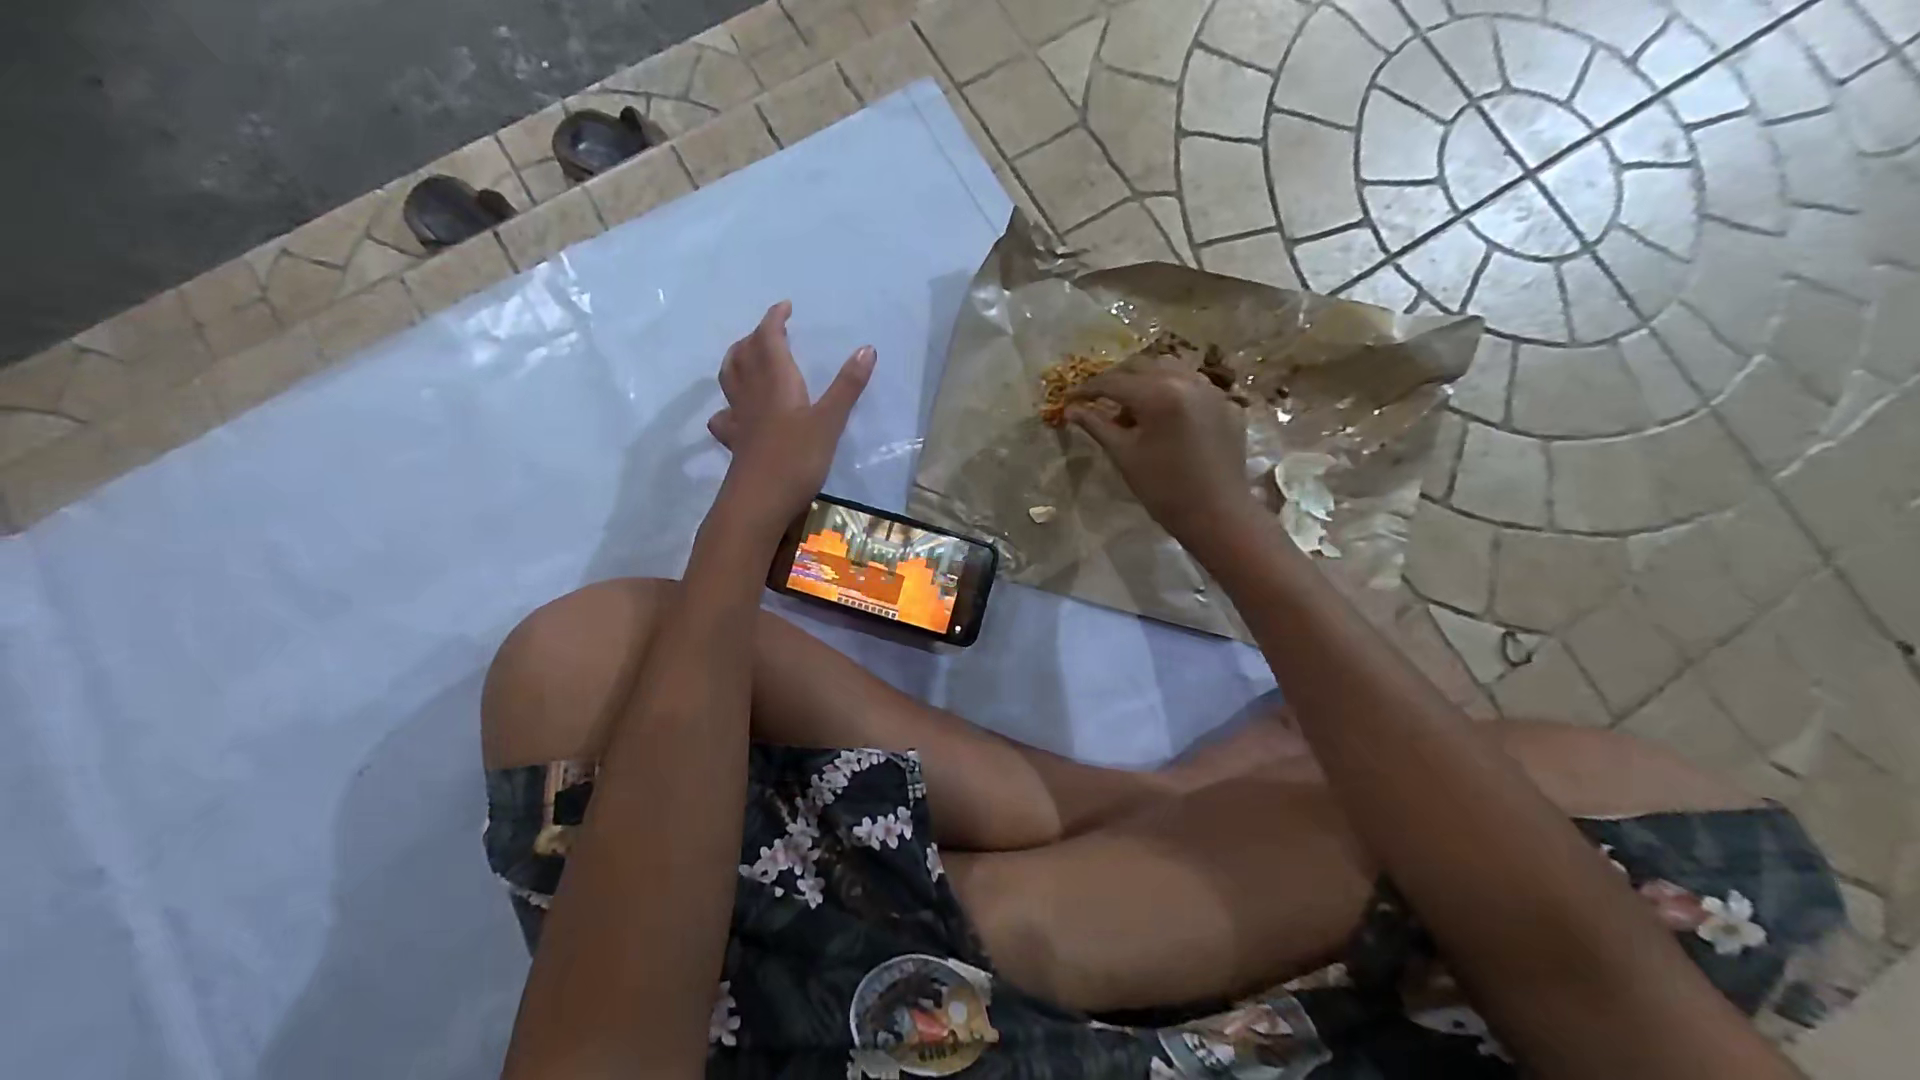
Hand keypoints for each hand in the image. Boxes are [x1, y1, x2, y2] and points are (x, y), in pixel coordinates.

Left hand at [707, 301, 874, 528]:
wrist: (760, 500)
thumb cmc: (798, 458)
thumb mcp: (830, 420)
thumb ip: (847, 386)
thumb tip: (867, 348)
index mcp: (776, 381)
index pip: (768, 338)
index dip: (774, 319)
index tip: (785, 307)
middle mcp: (753, 393)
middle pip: (744, 354)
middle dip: (756, 336)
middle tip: (771, 331)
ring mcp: (740, 418)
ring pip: (730, 378)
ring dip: (737, 359)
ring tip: (747, 355)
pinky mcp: (735, 442)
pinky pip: (724, 416)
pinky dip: (727, 406)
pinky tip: (734, 413)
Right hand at [1066, 353, 1255, 538]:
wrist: (1217, 514)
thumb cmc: (1163, 489)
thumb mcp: (1124, 455)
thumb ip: (1097, 425)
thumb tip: (1070, 409)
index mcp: (1159, 393)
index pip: (1113, 382)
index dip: (1087, 389)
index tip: (1069, 399)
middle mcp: (1186, 380)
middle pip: (1141, 366)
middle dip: (1116, 380)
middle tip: (1096, 400)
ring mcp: (1211, 389)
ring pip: (1169, 369)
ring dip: (1144, 381)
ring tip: (1131, 406)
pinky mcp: (1226, 403)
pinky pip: (1192, 385)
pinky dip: (1171, 391)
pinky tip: (1162, 414)